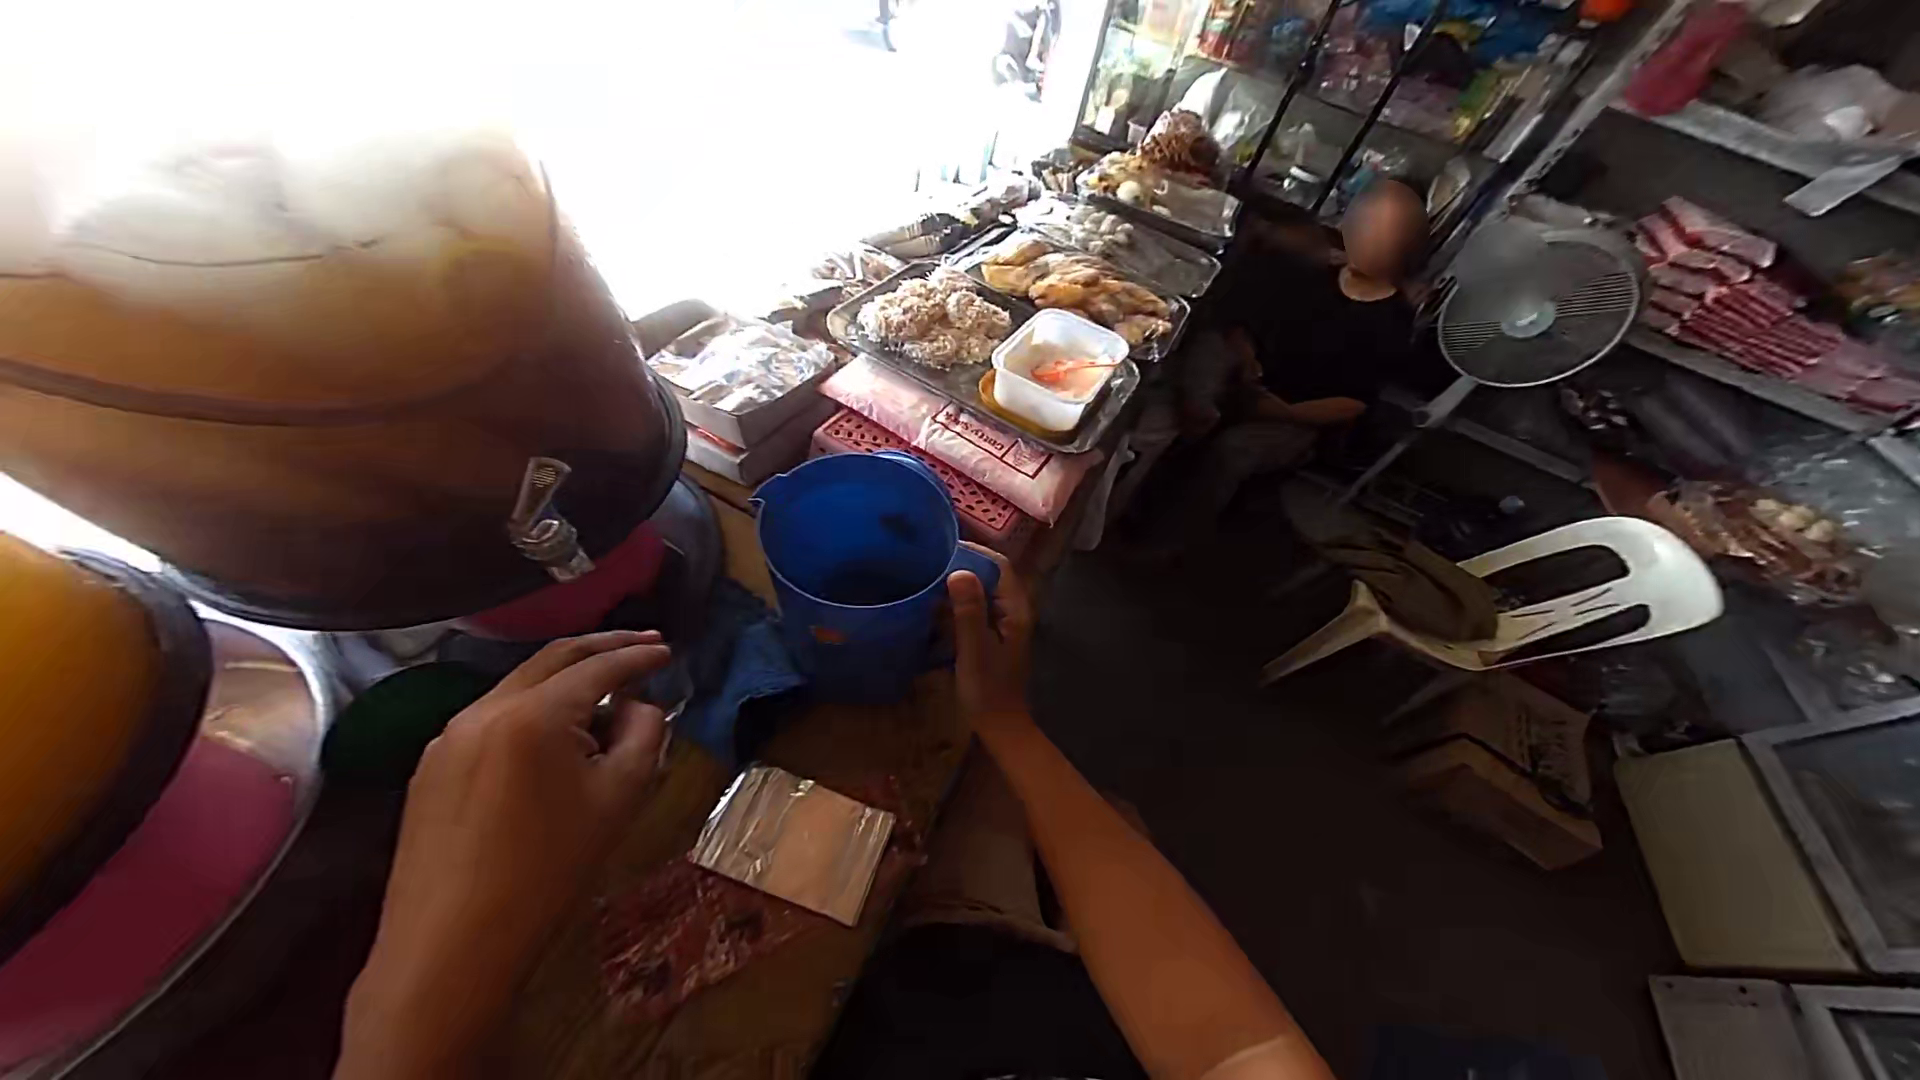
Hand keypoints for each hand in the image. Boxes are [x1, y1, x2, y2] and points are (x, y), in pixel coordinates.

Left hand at [338, 631, 671, 1078]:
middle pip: (555, 657)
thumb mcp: (622, 794)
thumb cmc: (550, 868)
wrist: (450, 948)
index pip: (599, 666)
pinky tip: (559, 730)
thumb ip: (645, 732)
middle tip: (646, 643)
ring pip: (524, 683)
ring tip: (610, 690)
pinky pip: (497, 714)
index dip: (640, 655)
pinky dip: (538, 706)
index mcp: (534, 714)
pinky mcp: (433, 765)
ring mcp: (450, 736)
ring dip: (571, 677)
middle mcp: (485, 710)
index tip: (669, 651)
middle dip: (606, 646)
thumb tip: (637, 706)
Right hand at [947, 544, 1032, 731]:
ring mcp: (1003, 623)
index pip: (998, 565)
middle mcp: (1013, 610)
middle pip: (990, 575)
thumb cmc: (988, 689)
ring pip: (981, 591)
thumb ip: (969, 610)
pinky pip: (975, 608)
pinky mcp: (992, 634)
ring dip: (957, 585)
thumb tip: (959, 572)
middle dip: (962, 566)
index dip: (973, 552)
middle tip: (929, 563)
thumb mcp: (974, 649)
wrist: (1000, 726)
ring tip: (927, 579)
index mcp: (1015, 609)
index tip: (943, 549)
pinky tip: (934, 607)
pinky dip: (956, 603)